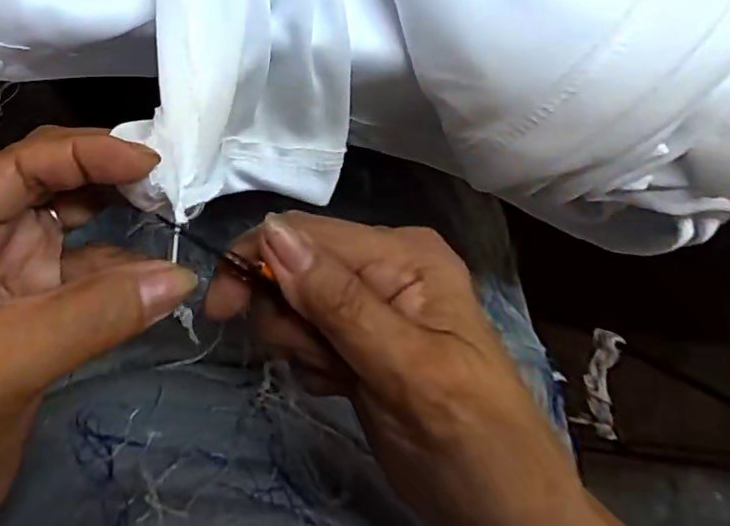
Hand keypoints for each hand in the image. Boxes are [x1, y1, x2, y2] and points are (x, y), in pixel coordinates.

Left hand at [0, 127, 198, 525]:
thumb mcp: (5, 361)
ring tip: (169, 202)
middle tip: (165, 174)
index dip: (88, 152)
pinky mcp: (33, 298)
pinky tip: (159, 269)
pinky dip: (124, 263)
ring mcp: (5, 263)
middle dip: (106, 170)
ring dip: (119, 207)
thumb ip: (95, 314)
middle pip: (50, 177)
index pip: (22, 164)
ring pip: (73, 213)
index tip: (148, 160)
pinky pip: (88, 264)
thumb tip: (181, 277)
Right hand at [206, 212, 621, 525]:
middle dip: (287, 313)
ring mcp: (374, 303)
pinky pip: (309, 333)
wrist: (507, 513)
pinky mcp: (361, 339)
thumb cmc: (473, 438)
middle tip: (313, 362)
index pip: (310, 234)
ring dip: (300, 343)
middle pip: (298, 264)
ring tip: (337, 380)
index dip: (259, 260)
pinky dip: (310, 361)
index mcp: (403, 253)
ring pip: (297, 301)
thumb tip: (273, 232)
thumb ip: (340, 302)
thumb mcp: (408, 371)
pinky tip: (341, 388)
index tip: (222, 310)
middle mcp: (386, 265)